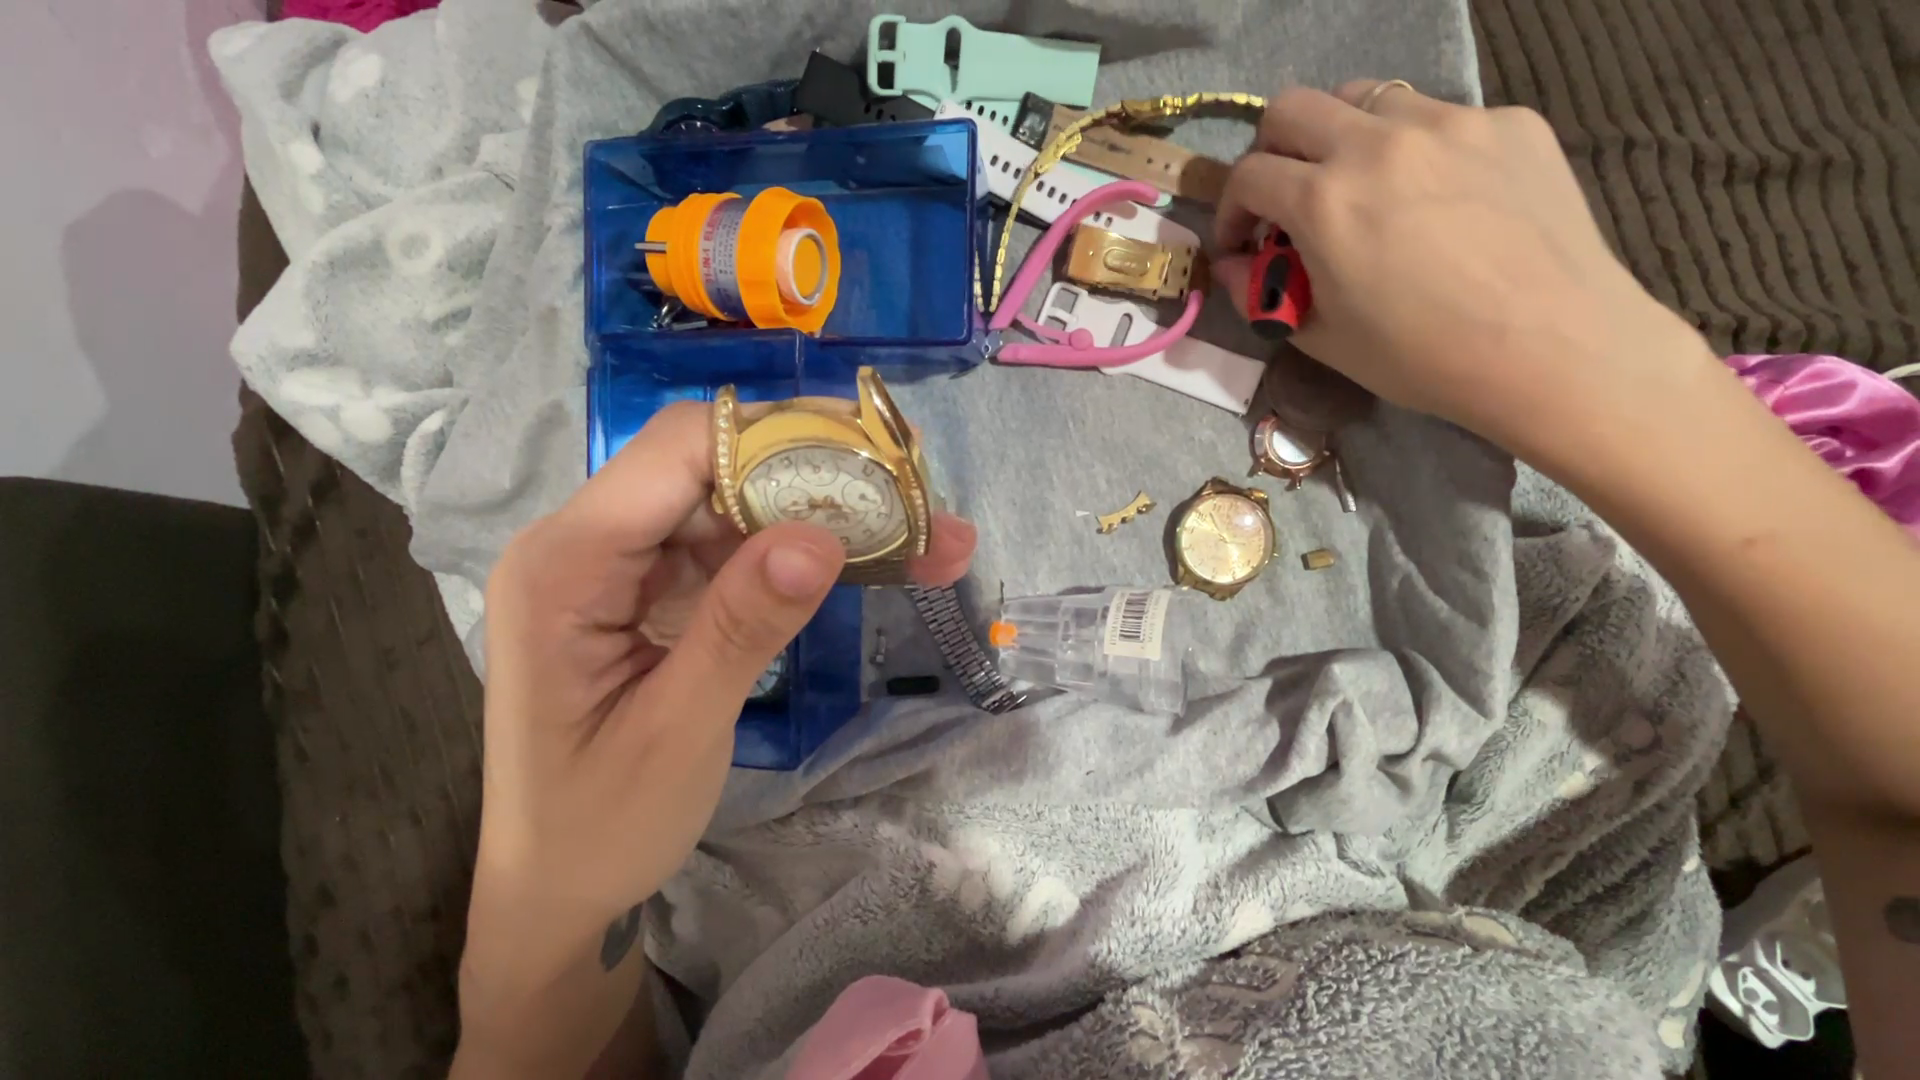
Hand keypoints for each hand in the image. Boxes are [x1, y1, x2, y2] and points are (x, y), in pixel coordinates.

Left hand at [460, 401, 974, 1068]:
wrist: (554, 889)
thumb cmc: (597, 826)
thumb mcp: (677, 733)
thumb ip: (741, 627)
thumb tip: (820, 538)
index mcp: (566, 565)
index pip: (678, 451)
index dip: (779, 440)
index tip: (876, 463)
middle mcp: (587, 544)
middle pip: (716, 471)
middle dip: (823, 483)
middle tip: (921, 504)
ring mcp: (624, 568)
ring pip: (738, 509)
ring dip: (828, 521)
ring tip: (926, 540)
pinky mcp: (655, 593)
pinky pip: (736, 552)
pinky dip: (804, 558)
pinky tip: (875, 568)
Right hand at [1214, 80, 1707, 452]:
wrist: (1552, 347)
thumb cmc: (1421, 356)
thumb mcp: (1321, 337)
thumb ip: (1259, 293)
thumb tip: (1232, 265)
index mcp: (1324, 200)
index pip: (1248, 175)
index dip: (1231, 211)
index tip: (1243, 242)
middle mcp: (1378, 143)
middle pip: (1292, 108)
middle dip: (1272, 152)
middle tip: (1287, 197)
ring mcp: (1449, 123)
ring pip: (1367, 99)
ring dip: (1341, 137)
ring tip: (1359, 186)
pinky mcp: (1507, 122)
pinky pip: (1439, 118)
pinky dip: (1415, 150)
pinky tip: (1437, 199)